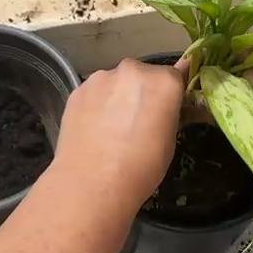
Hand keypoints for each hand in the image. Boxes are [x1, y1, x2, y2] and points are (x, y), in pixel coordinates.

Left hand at [51, 58, 186, 208]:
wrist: (93, 182)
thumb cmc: (142, 167)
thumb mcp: (169, 140)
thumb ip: (168, 111)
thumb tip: (166, 104)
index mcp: (163, 81)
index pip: (174, 77)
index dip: (169, 95)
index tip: (165, 110)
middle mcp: (133, 71)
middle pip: (142, 75)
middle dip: (141, 92)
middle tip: (137, 121)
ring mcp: (101, 78)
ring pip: (115, 82)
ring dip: (117, 96)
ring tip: (111, 128)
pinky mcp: (78, 89)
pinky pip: (94, 93)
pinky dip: (96, 104)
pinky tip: (94, 129)